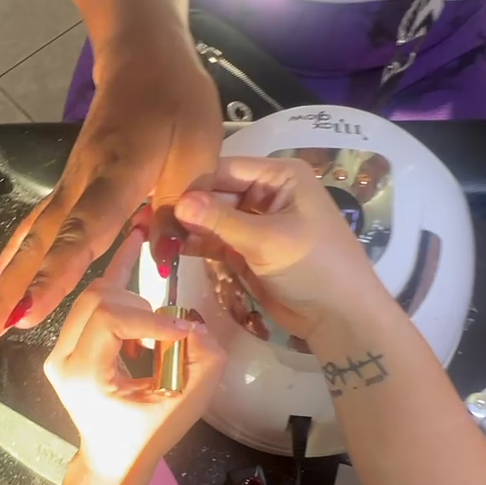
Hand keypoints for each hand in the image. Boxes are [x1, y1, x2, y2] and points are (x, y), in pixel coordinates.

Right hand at [0, 33, 219, 347]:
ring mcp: (67, 186)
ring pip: (29, 241)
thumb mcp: (198, 150)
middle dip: (9, 295)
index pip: (80, 234)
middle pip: (39, 247)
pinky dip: (10, 256)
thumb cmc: (176, 100)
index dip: (54, 276)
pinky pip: (33, 228)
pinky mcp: (66, 187)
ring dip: (3, 285)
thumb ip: (178, 206)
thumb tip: (159, 263)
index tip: (29, 314)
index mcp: (117, 176)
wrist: (142, 55)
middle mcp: (80, 185)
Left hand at [45, 228, 224, 481]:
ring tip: (155, 324)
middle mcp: (60, 356)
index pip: (111, 319)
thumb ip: (202, 363)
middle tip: (166, 333)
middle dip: (141, 307)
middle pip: (98, 297)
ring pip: (94, 294)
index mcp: (81, 374)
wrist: (112, 456)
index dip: (151, 318)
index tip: (183, 333)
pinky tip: (136, 237)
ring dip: (131, 299)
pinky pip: (91, 297)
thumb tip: (194, 324)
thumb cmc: (146, 436)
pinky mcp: (68, 339)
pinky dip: (117, 270)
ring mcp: (58, 347)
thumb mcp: (183, 406)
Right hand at [173, 157, 391, 337]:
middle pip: (215, 191)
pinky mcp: (245, 249)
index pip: (226, 168)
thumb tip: (177, 202)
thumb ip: (220, 221)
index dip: (192, 181)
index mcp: (279, 176)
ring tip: (152, 233)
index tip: (156, 194)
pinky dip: (195, 244)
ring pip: (211, 217)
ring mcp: (254, 222)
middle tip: (147, 217)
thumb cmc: (313, 267)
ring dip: (186, 227)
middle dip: (185, 206)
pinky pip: (214, 240)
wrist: (337, 316)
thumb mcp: (267, 240)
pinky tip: (169, 248)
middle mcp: (265, 192)